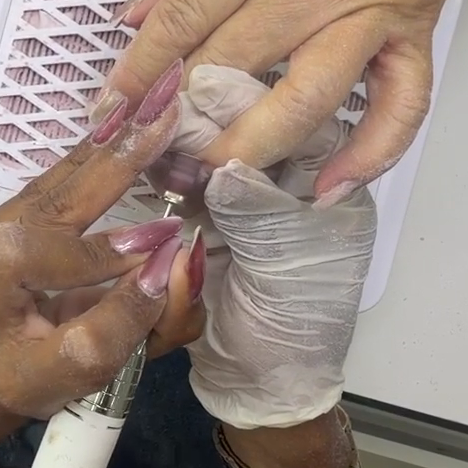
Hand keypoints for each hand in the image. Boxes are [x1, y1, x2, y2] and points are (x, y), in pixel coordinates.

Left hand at [0, 63, 205, 418]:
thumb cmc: (26, 380)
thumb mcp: (75, 375)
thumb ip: (123, 327)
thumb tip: (172, 265)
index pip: (45, 262)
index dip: (103, 253)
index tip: (166, 237)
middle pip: (50, 199)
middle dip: (114, 160)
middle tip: (164, 116)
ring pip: (51, 181)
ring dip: (104, 145)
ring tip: (146, 105)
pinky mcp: (2, 215)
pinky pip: (49, 181)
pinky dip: (87, 155)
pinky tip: (117, 122)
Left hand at [108, 0, 467, 204]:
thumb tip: (136, 23)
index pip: (187, 17)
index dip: (140, 73)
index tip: (111, 112)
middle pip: (235, 64)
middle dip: (183, 116)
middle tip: (151, 150)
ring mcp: (375, 5)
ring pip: (308, 100)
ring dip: (252, 149)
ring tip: (212, 179)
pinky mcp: (417, 27)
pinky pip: (402, 106)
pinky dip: (368, 155)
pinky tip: (323, 187)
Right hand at [170, 66, 376, 428]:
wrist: (257, 382)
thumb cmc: (294, 325)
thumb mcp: (290, 265)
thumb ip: (259, 209)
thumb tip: (221, 158)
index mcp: (326, 180)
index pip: (291, 119)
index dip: (246, 101)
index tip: (199, 85)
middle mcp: (282, 177)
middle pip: (242, 126)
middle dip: (201, 115)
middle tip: (157, 107)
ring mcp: (239, 195)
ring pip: (205, 147)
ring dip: (175, 139)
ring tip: (143, 129)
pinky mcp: (203, 215)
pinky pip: (180, 179)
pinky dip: (161, 169)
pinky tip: (141, 158)